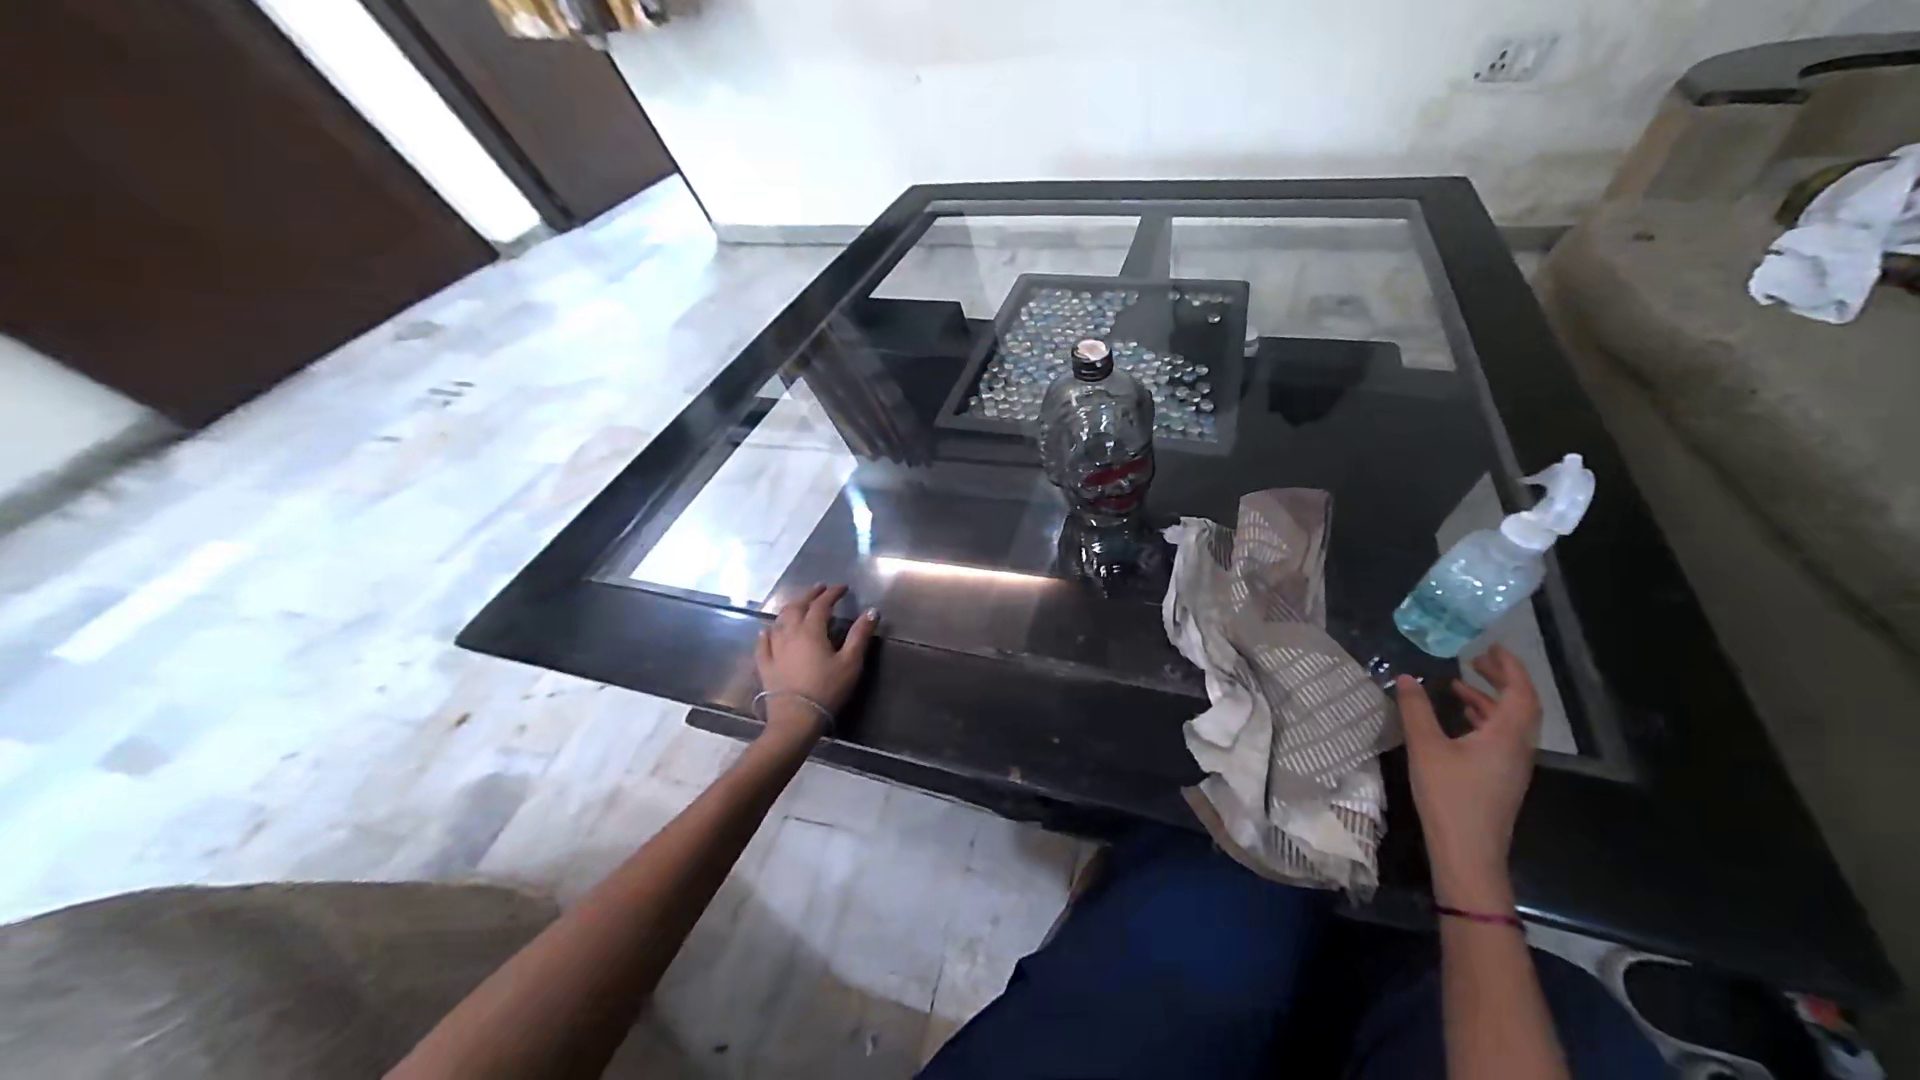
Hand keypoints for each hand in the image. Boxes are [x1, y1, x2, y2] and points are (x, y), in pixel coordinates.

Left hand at [755, 584, 876, 736]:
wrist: (796, 718)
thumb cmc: (827, 689)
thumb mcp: (850, 662)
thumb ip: (860, 635)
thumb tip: (872, 611)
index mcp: (811, 630)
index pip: (822, 604)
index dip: (832, 593)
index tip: (842, 587)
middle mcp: (789, 633)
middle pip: (797, 607)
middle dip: (809, 595)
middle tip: (820, 588)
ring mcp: (774, 649)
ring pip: (779, 621)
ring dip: (790, 608)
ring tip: (798, 605)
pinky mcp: (765, 665)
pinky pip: (763, 643)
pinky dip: (768, 632)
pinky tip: (767, 630)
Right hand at [1395, 644, 1541, 911]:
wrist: (1468, 851)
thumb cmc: (1449, 796)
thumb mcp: (1426, 748)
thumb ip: (1416, 710)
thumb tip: (1407, 677)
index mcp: (1507, 736)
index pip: (1520, 692)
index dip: (1509, 667)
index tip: (1490, 647)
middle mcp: (1519, 747)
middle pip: (1521, 705)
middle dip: (1502, 679)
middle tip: (1476, 660)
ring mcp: (1513, 764)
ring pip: (1511, 722)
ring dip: (1490, 699)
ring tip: (1459, 684)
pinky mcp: (1502, 777)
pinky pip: (1502, 736)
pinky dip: (1485, 718)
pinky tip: (1460, 720)